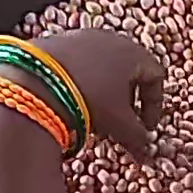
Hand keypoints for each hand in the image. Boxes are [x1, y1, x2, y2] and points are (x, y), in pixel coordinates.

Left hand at [27, 29, 165, 156]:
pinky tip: (73, 105)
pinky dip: (83, 85)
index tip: (147, 128)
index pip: (156, 76)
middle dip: (129, 101)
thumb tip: (148, 156)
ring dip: (105, 94)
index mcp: (133, 52)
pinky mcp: (57, 42)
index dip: (155, 106)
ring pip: (103, 68)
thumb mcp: (120, 125)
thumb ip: (139, 139)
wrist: (36, 82)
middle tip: (123, 124)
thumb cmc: (90, 100)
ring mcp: (81, 37)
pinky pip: (79, 65)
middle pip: (129, 71)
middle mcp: (110, 38)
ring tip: (96, 118)